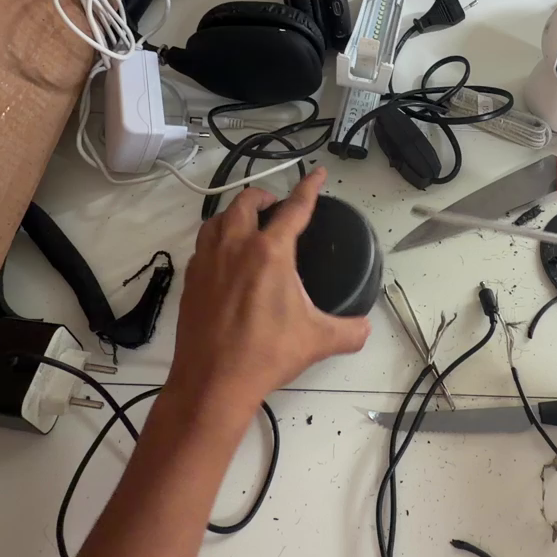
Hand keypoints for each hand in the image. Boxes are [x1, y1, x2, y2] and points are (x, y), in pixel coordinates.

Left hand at [165, 168, 369, 413]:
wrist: (212, 383)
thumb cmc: (266, 355)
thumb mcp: (317, 341)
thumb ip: (349, 331)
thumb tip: (365, 328)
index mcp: (270, 252)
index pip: (295, 208)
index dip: (309, 187)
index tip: (318, 172)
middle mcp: (236, 246)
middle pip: (246, 202)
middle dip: (264, 195)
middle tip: (276, 205)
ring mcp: (208, 261)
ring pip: (218, 218)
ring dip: (234, 213)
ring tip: (247, 223)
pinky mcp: (191, 280)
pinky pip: (202, 244)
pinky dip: (216, 238)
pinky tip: (224, 256)